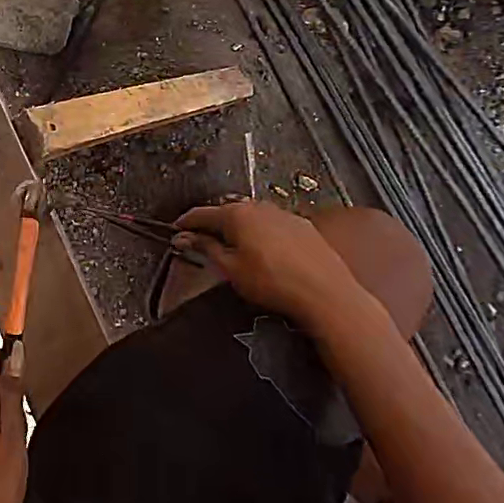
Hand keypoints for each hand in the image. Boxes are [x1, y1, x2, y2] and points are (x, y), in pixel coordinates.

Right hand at [172, 201, 363, 323]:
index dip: (186, 223)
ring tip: (231, 247)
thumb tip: (185, 238)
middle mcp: (260, 208)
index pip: (201, 213)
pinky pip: (272, 224)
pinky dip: (260, 232)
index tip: (177, 230)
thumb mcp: (229, 268)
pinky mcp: (303, 226)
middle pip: (226, 211)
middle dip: (212, 224)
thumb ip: (205, 248)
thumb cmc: (274, 282)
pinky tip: (261, 251)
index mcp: (237, 214)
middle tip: (200, 240)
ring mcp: (284, 215)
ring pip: (251, 216)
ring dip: (237, 228)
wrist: (326, 294)